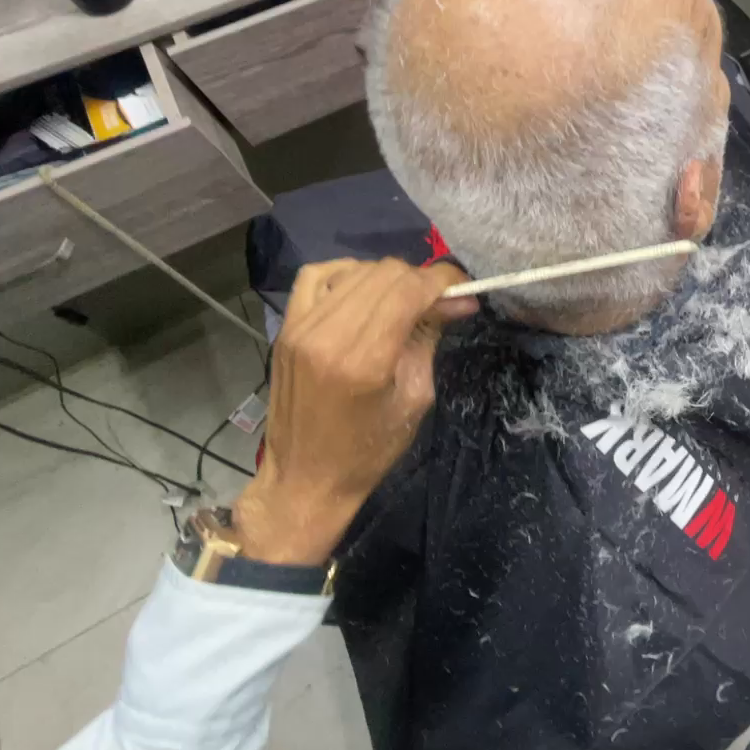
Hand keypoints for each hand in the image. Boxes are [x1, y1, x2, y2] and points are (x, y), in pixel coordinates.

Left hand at [231, 258, 476, 565]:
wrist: (306, 478)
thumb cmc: (369, 448)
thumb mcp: (416, 395)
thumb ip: (429, 338)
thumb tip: (459, 300)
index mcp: (365, 359)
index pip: (409, 290)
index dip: (443, 280)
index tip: (463, 287)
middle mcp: (328, 335)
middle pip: (386, 273)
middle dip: (421, 279)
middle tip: (440, 301)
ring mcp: (301, 328)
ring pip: (357, 270)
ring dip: (390, 277)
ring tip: (405, 300)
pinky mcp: (287, 329)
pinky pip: (318, 276)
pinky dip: (348, 273)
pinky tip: (365, 290)